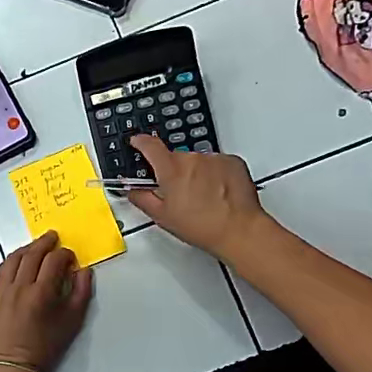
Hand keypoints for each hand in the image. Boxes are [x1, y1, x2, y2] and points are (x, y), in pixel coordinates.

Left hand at [0, 231, 93, 371]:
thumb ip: (80, 292)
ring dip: (27, 248)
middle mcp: (21, 287)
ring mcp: (5, 290)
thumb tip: (83, 271)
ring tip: (37, 245)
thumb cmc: (46, 344)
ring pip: (14, 258)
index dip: (65, 254)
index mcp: (41, 293)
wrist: (16, 361)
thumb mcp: (72, 320)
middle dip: (45, 243)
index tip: (70, 257)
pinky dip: (13, 259)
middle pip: (32, 254)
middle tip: (54, 237)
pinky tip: (20, 258)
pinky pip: (3, 268)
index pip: (54, 261)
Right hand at [125, 134, 273, 257]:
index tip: (137, 142)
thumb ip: (141, 198)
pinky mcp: (232, 162)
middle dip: (172, 171)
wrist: (238, 229)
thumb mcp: (161, 216)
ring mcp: (214, 159)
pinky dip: (214, 174)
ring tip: (200, 197)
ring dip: (194, 173)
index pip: (150, 145)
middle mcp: (192, 159)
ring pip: (196, 161)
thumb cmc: (203, 225)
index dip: (140, 142)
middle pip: (175, 158)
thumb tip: (134, 191)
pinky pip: (216, 163)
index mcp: (171, 170)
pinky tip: (215, 192)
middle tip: (176, 193)